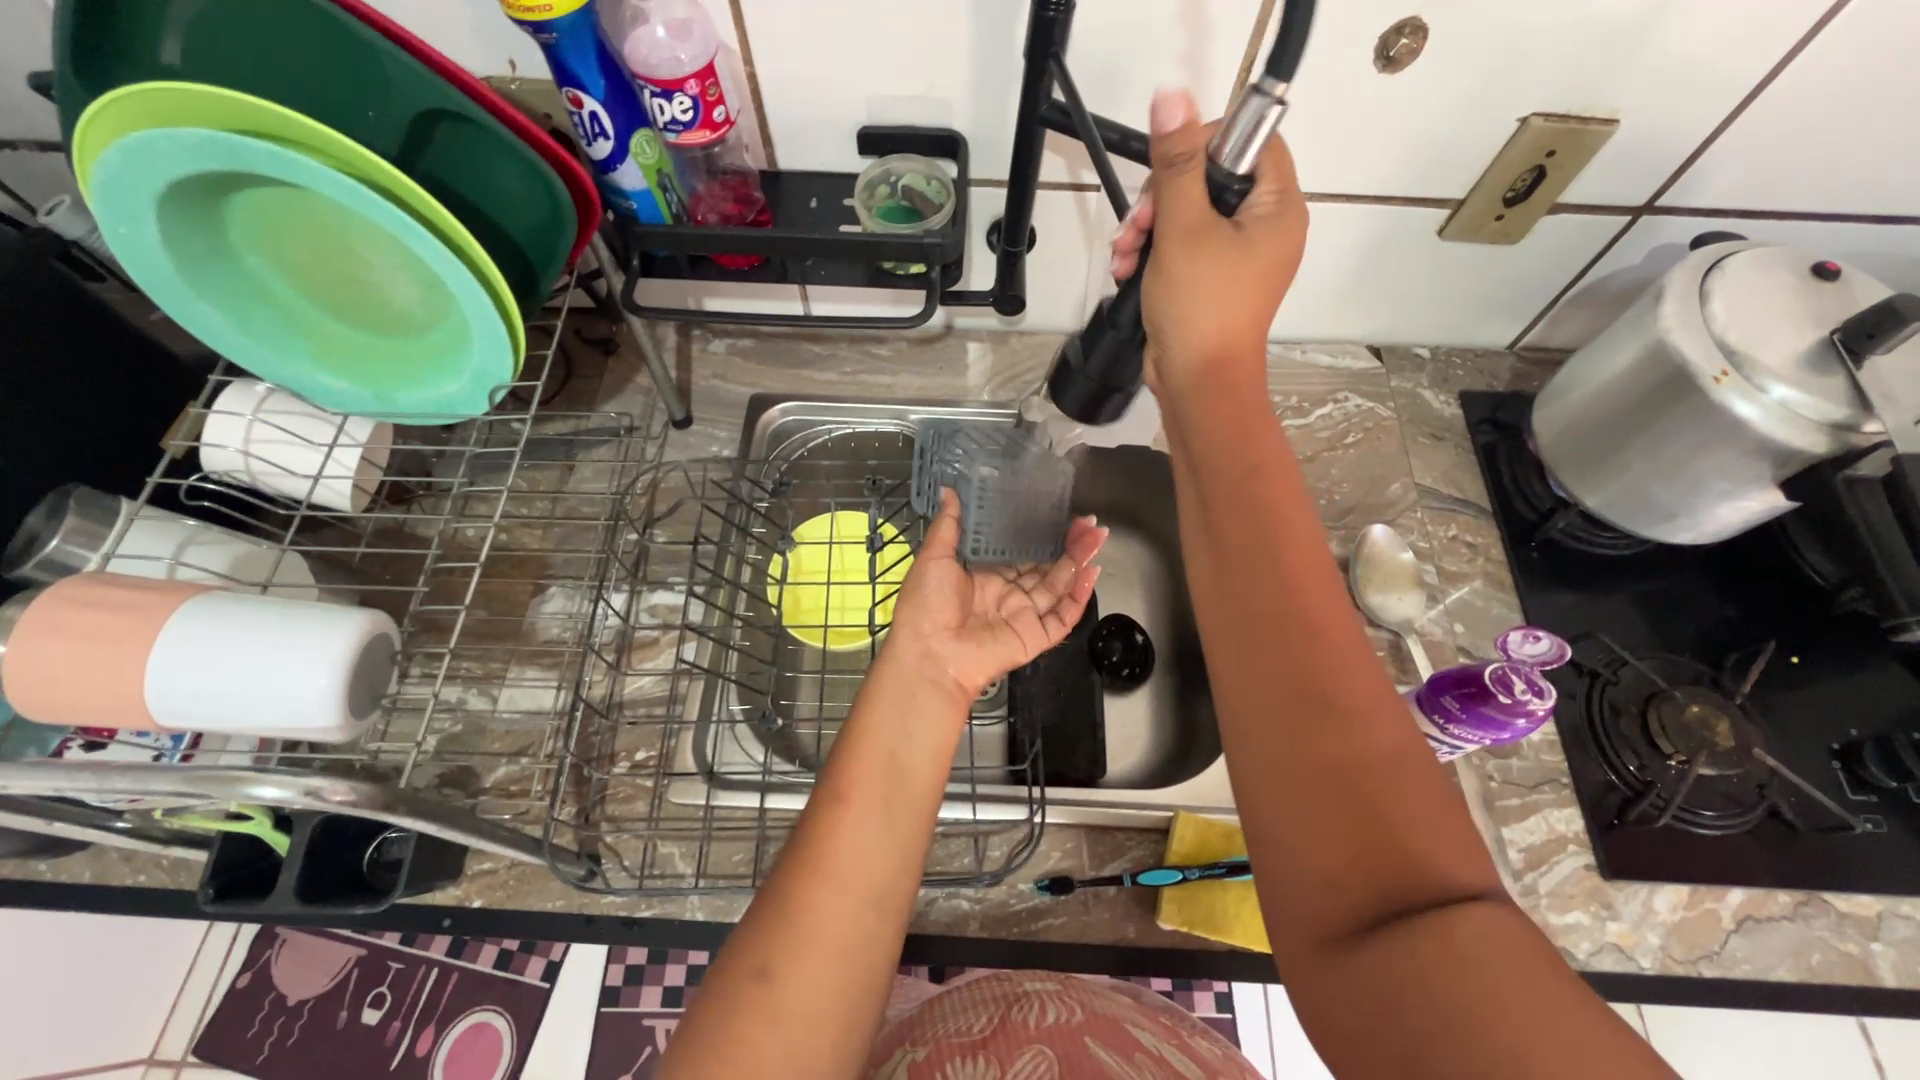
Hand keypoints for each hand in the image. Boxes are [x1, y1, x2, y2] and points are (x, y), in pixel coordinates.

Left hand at [883, 489, 1106, 708]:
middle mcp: (1007, 595)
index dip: (1041, 534)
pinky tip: (1091, 572)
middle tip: (1090, 523)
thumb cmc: (924, 607)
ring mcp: (1023, 617)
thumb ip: (948, 525)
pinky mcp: (1034, 637)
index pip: (1021, 553)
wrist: (928, 656)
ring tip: (1097, 538)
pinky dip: (1079, 597)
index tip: (1059, 513)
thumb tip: (949, 490)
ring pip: (1059, 587)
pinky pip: (1063, 617)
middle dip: (1069, 545)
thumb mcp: (934, 557)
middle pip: (1046, 568)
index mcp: (984, 577)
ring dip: (1079, 563)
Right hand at [1110, 88, 1308, 394]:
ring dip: (1148, 226)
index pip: (1250, 141)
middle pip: (1212, 177)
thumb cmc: (1200, 307)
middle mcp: (1265, 226)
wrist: (1198, 384)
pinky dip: (1153, 251)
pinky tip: (1125, 268)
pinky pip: (1183, 244)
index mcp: (1278, 208)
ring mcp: (1239, 255)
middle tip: (1137, 222)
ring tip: (1123, 252)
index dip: (1206, 142)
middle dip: (1162, 197)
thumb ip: (1177, 162)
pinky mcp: (1213, 278)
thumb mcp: (1183, 228)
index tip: (1166, 166)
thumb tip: (1172, 97)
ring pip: (1189, 212)